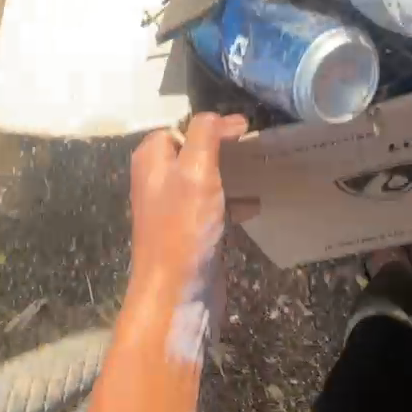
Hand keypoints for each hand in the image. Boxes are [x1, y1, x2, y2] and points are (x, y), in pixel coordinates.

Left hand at [128, 112, 246, 293]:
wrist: (176, 294)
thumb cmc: (184, 226)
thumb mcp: (195, 170)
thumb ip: (205, 134)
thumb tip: (223, 117)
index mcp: (151, 159)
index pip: (182, 125)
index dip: (213, 125)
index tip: (245, 131)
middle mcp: (157, 179)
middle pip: (195, 150)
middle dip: (225, 148)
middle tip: (254, 150)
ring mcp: (173, 207)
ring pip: (207, 177)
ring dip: (233, 174)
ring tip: (260, 172)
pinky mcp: (190, 230)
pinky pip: (214, 205)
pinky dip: (233, 202)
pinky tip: (254, 206)